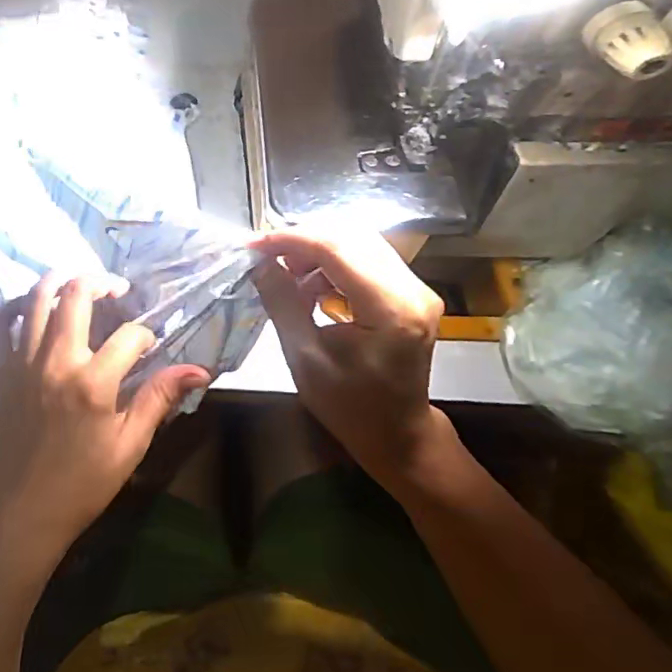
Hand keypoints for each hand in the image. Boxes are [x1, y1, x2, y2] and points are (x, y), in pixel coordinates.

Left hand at [0, 273, 210, 563]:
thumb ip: (159, 399)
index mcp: (93, 383)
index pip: (129, 335)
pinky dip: (17, 304)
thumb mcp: (130, 445)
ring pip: (38, 297)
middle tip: (118, 291)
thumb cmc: (83, 482)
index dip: (146, 335)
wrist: (24, 508)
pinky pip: (0, 321)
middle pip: (77, 294)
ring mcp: (22, 361)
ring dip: (62, 281)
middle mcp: (55, 361)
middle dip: (104, 284)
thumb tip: (200, 369)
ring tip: (81, 287)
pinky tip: (36, 307)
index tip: (148, 347)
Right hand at [251, 228, 460, 499]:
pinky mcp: (411, 292)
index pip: (338, 250)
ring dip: (318, 251)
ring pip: (360, 243)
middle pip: (351, 238)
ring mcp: (417, 289)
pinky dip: (334, 264)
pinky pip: (368, 259)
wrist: (397, 433)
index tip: (254, 244)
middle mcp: (413, 291)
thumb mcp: (306, 358)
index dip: (292, 240)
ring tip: (287, 275)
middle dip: (303, 241)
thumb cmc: (350, 407)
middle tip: (267, 258)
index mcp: (391, 310)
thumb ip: (283, 304)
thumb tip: (259, 263)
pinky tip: (312, 286)